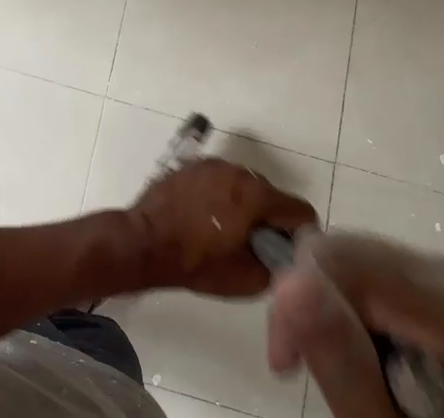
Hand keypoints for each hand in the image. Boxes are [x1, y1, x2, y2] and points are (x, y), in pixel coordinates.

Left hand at [125, 158, 318, 297]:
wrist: (143, 242)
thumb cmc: (196, 263)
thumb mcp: (247, 279)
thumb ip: (278, 265)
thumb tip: (284, 256)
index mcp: (255, 194)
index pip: (300, 210)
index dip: (300, 234)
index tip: (287, 251)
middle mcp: (236, 170)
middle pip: (271, 195)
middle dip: (269, 218)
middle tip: (255, 244)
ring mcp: (210, 164)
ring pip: (244, 185)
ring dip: (244, 205)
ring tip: (228, 230)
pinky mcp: (189, 165)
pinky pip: (219, 180)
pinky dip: (221, 195)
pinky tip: (206, 216)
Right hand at [266, 230, 443, 417]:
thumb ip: (344, 363)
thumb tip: (288, 284)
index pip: (340, 260)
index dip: (296, 300)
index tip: (286, 364)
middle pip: (346, 252)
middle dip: (310, 301)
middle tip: (307, 366)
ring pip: (351, 255)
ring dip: (327, 304)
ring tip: (340, 364)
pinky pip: (369, 267)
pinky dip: (348, 303)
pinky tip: (362, 348)